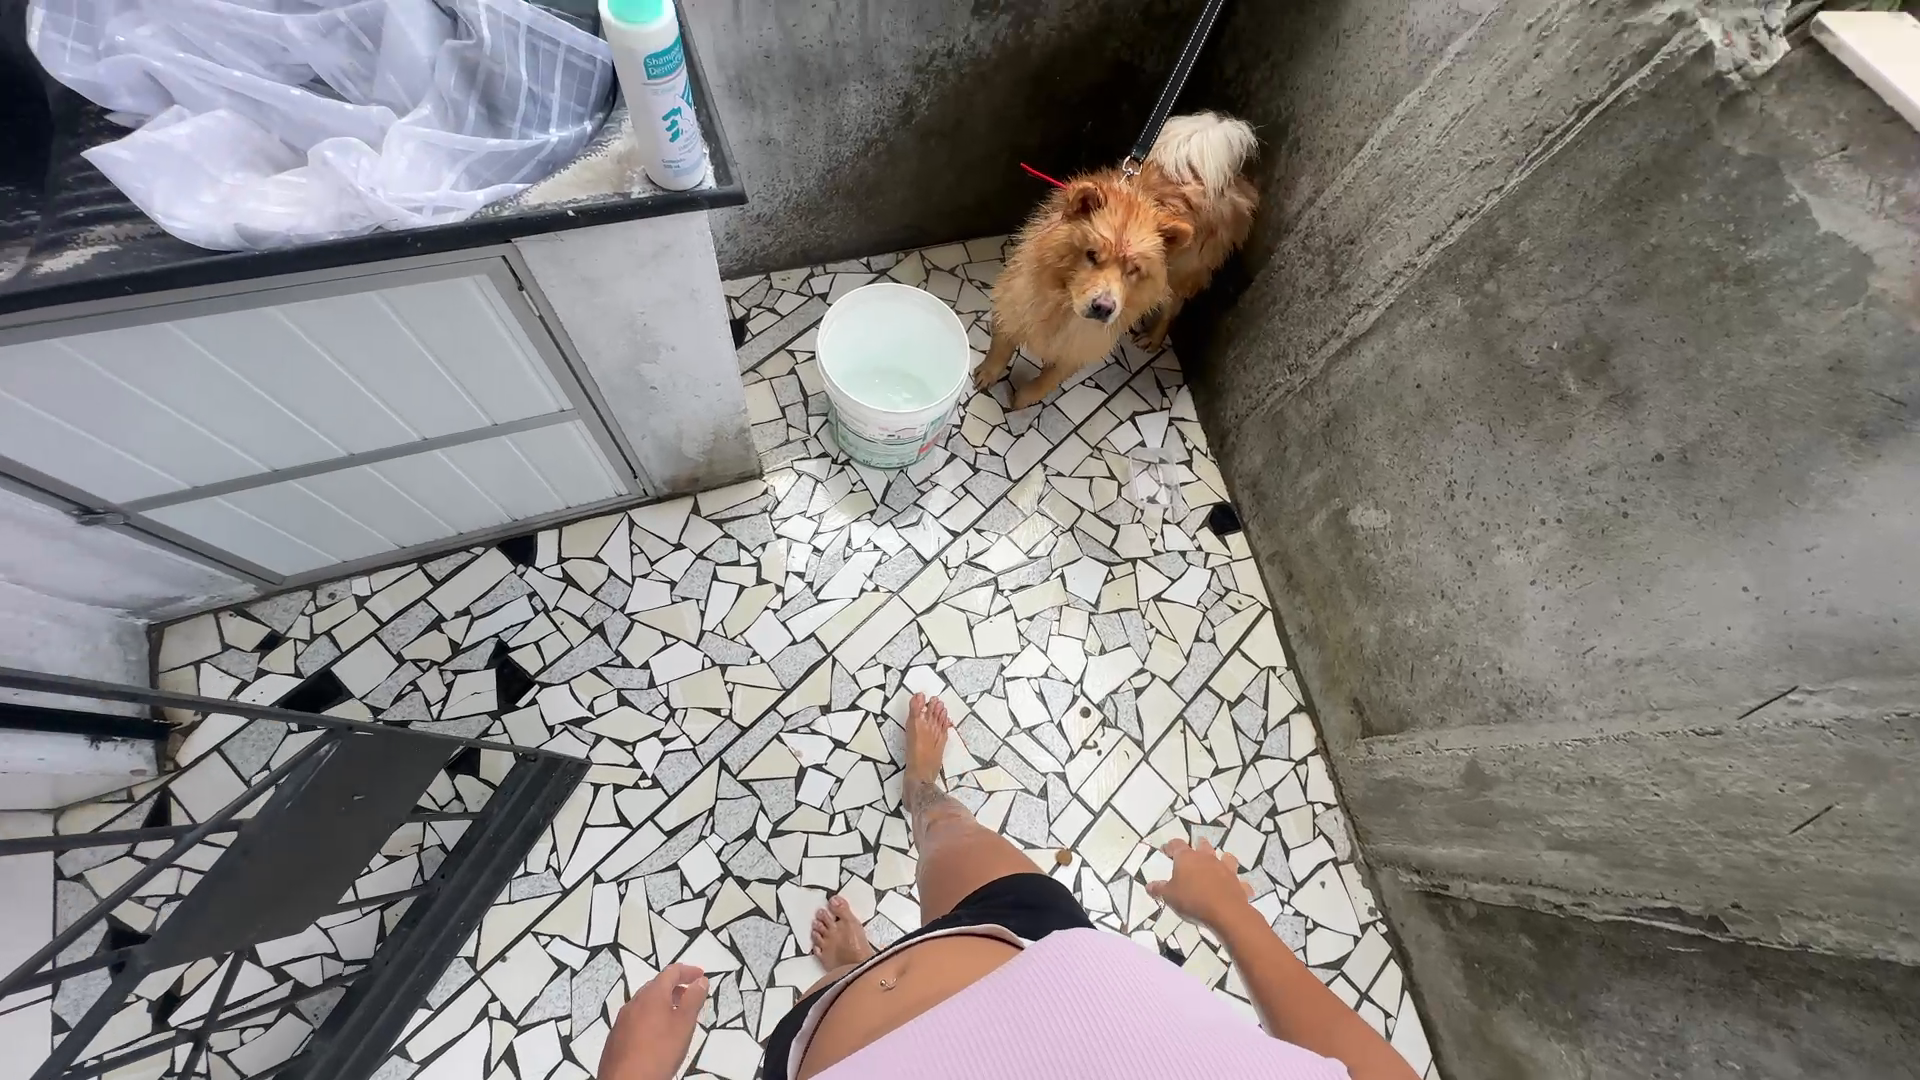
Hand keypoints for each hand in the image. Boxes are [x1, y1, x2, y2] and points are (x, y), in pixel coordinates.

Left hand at [600, 963, 708, 1079]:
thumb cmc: (658, 1052)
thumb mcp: (684, 1024)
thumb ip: (694, 998)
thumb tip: (700, 981)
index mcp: (652, 994)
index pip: (672, 972)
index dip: (689, 971)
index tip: (701, 976)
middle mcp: (634, 1003)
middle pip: (657, 986)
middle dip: (675, 988)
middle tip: (690, 997)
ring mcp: (621, 1022)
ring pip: (645, 1004)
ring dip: (662, 1004)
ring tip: (675, 1019)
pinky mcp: (614, 1040)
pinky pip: (635, 1020)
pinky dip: (649, 1020)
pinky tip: (655, 1038)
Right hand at [1146, 836, 1255, 932]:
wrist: (1226, 913)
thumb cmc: (1192, 900)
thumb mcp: (1169, 896)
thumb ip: (1159, 890)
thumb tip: (1149, 886)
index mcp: (1187, 858)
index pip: (1176, 845)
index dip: (1170, 846)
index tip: (1165, 849)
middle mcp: (1207, 859)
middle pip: (1203, 845)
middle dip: (1199, 846)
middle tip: (1196, 849)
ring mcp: (1225, 870)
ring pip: (1226, 858)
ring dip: (1223, 860)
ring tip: (1219, 864)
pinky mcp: (1239, 885)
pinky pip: (1240, 882)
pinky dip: (1237, 885)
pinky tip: (1235, 889)